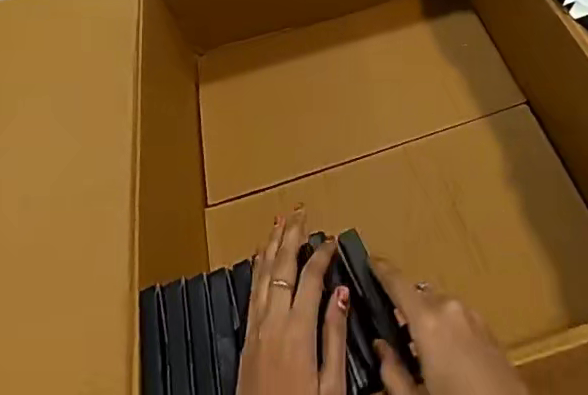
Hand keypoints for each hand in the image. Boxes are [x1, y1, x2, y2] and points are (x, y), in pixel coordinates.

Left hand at [238, 208, 349, 394]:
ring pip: (263, 273)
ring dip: (272, 244)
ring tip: (279, 221)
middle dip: (292, 235)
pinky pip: (252, 290)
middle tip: (300, 210)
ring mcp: (256, 326)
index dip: (322, 255)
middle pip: (282, 266)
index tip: (332, 239)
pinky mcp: (246, 336)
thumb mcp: (330, 385)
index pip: (310, 278)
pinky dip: (258, 267)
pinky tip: (260, 256)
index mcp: (298, 331)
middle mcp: (273, 321)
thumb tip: (342, 293)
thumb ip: (334, 335)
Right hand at [370, 258, 528, 394]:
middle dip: (405, 306)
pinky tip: (446, 356)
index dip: (380, 269)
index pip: (397, 282)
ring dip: (427, 318)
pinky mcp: (490, 332)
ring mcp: (473, 318)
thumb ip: (392, 371)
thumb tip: (381, 347)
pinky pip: (458, 318)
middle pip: (418, 294)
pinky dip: (446, 327)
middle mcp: (450, 309)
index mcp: (428, 320)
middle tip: (393, 328)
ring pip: (440, 305)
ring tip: (420, 348)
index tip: (368, 260)